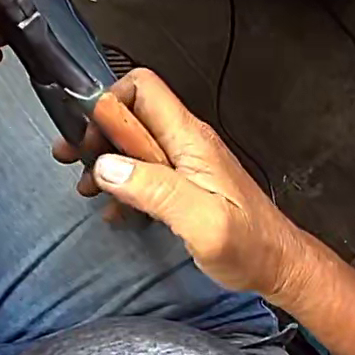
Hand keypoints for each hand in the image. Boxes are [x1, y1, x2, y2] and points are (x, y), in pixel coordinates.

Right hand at [53, 69, 330, 307]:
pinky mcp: (184, 185)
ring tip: (89, 188)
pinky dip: (123, 184)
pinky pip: (144, 171)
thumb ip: (157, 191)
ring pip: (134, 143)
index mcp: (191, 141)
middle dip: (97, 133)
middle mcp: (187, 144)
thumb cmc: (250, 247)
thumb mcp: (203, 223)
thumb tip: (107, 165)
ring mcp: (186, 163)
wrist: (278, 264)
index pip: (143, 90)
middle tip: (76, 163)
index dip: (107, 104)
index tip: (88, 140)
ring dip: (106, 161)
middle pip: (131, 114)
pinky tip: (115, 208)